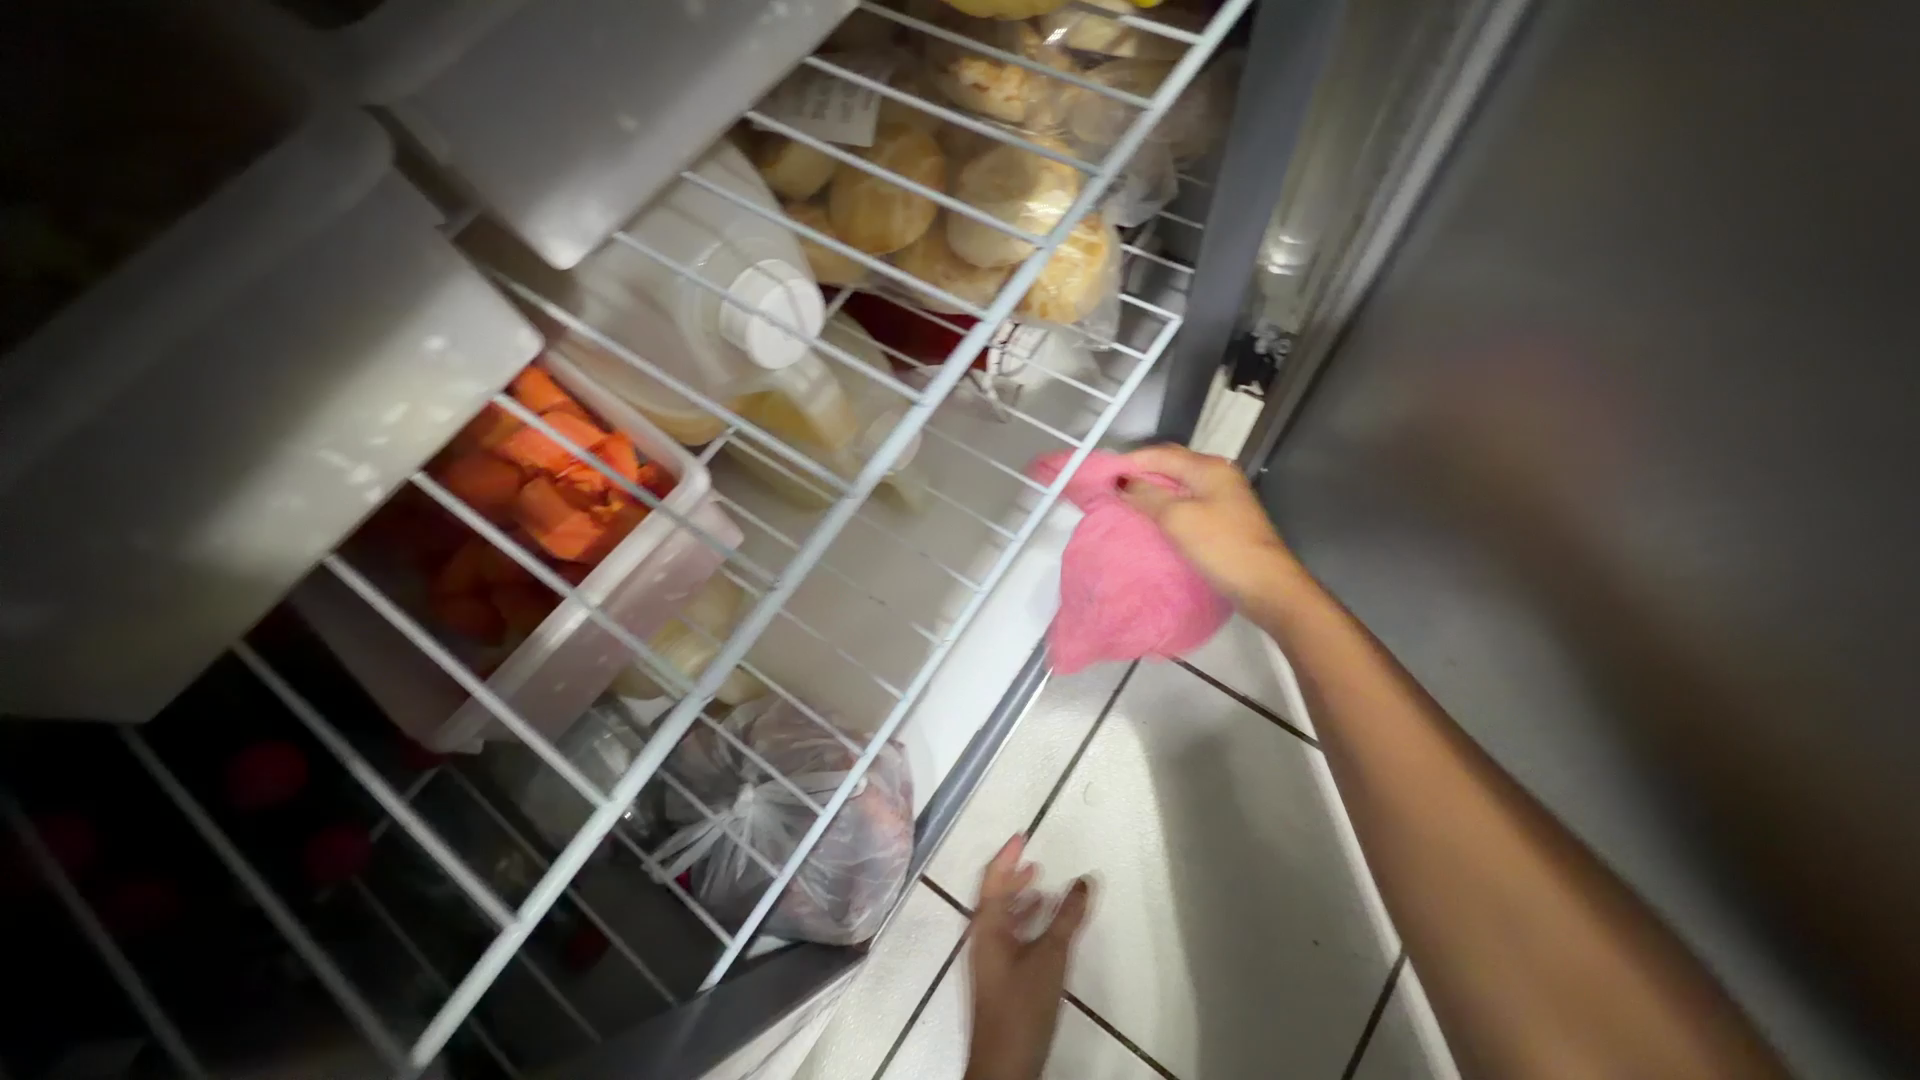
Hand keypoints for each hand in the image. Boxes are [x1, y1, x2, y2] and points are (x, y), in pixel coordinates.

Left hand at [965, 835, 1091, 1079]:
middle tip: (1035, 861)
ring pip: (1002, 918)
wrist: (1003, 1066)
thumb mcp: (1051, 957)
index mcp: (986, 926)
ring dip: (1022, 901)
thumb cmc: (1022, 1006)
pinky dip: (1025, 924)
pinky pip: (1008, 937)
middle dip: (1014, 876)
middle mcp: (981, 938)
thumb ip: (1068, 917)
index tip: (1023, 835)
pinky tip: (1045, 930)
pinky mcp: (997, 979)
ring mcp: (987, 960)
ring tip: (1044, 890)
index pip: (993, 878)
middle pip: (994, 896)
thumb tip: (1084, 881)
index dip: (1008, 855)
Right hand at [1115, 444, 1300, 606]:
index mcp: (1209, 467)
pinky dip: (1167, 505)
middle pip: (1172, 464)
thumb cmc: (1221, 547)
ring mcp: (1224, 497)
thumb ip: (1148, 496)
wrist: (1266, 585)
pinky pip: (1188, 502)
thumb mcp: (1178, 518)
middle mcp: (1219, 475)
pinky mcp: (1225, 519)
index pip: (1161, 454)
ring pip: (1180, 484)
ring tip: (1126, 502)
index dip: (1129, 461)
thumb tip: (1122, 481)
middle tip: (1111, 488)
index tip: (1101, 476)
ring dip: (1153, 489)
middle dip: (1141, 472)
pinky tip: (1152, 518)